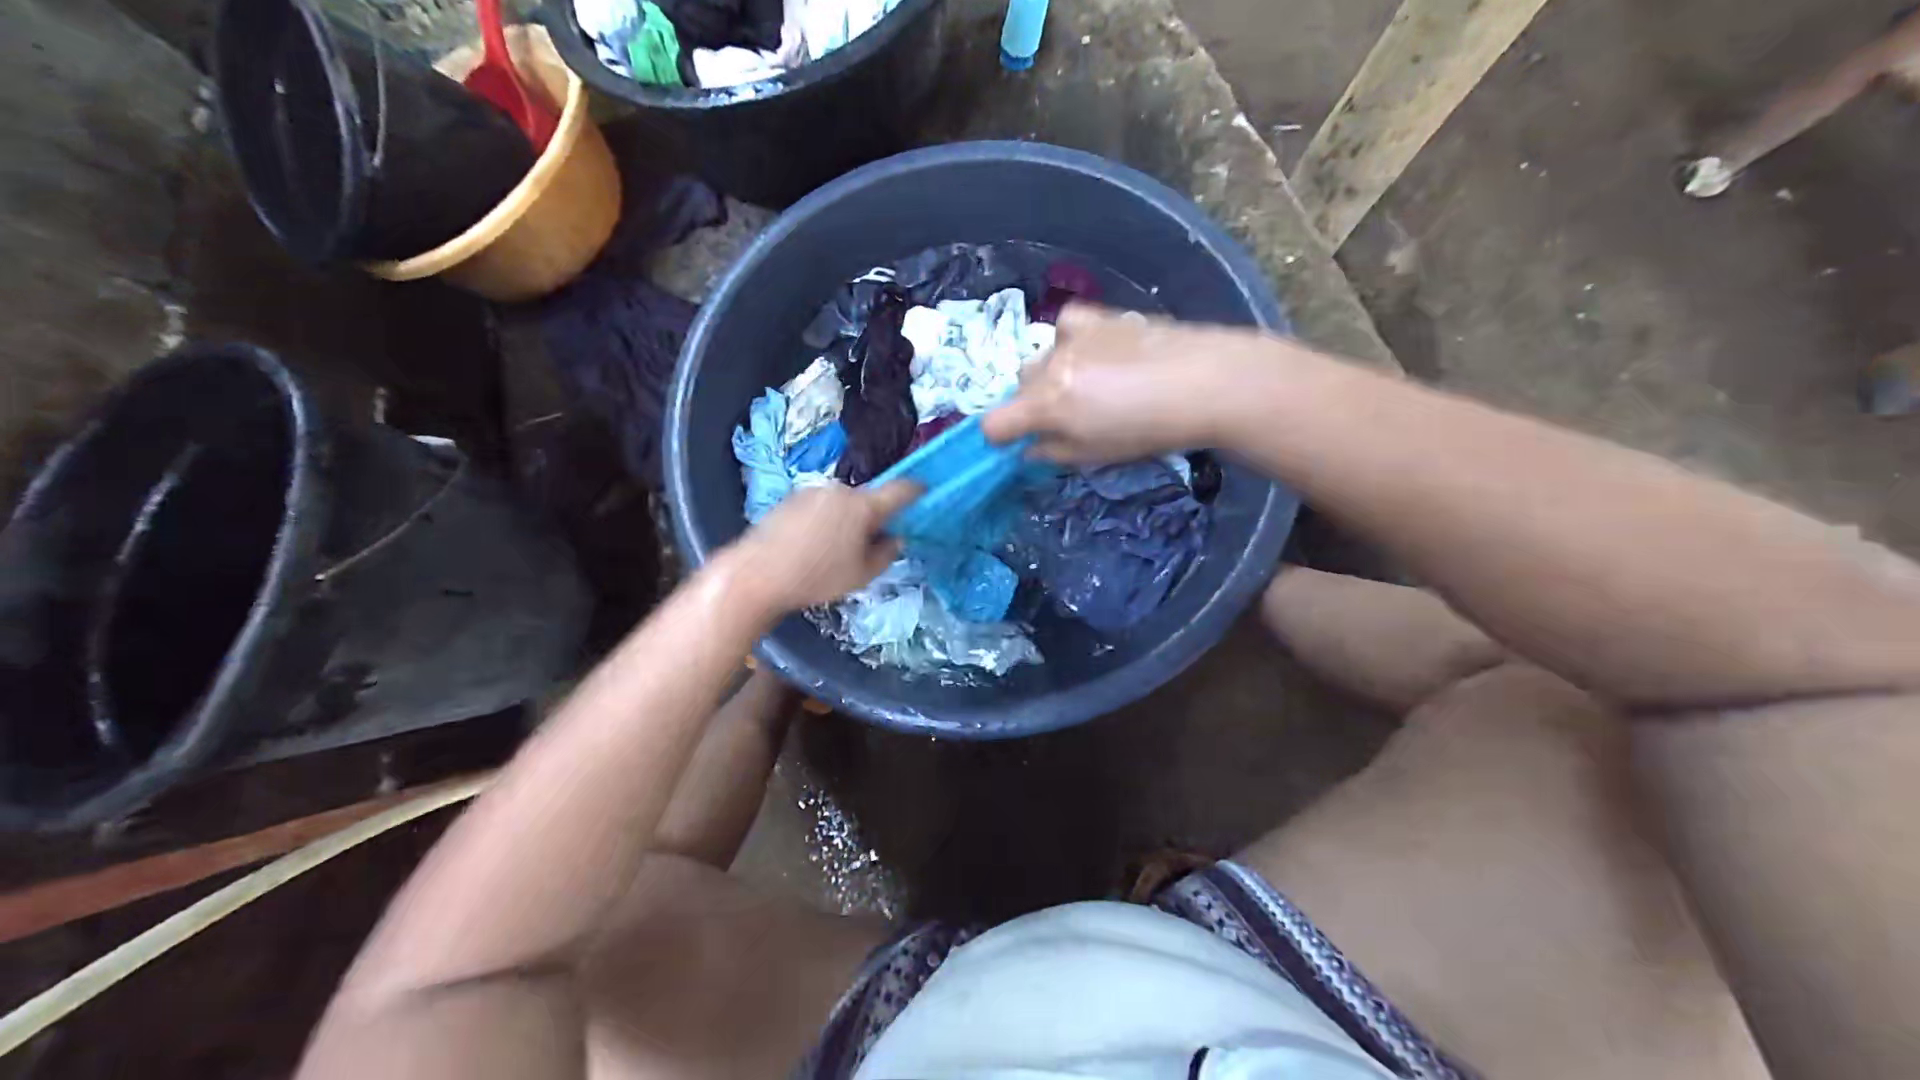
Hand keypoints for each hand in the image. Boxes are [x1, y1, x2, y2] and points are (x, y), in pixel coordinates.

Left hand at [719, 480, 920, 616]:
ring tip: (836, 551)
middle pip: (867, 499)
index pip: (900, 490)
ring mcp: (812, 492)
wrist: (756, 574)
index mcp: (862, 505)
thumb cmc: (816, 577)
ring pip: (842, 504)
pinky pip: (820, 507)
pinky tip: (813, 547)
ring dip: (848, 520)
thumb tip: (894, 539)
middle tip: (871, 544)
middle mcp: (839, 490)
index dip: (917, 491)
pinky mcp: (790, 500)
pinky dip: (825, 521)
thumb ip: (887, 553)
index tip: (925, 494)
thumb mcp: (862, 575)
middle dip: (874, 517)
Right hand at [981, 305, 1270, 462]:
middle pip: (1018, 387)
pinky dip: (1069, 341)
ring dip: (1051, 375)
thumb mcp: (1097, 455)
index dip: (998, 437)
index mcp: (1047, 405)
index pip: (994, 422)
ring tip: (1089, 385)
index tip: (1015, 443)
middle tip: (1065, 419)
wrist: (1206, 382)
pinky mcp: (1097, 316)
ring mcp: (1072, 336)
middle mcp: (1050, 366)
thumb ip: (1053, 452)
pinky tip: (1093, 352)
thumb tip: (1028, 448)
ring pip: (1041, 358)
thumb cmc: (1151, 430)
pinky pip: (1065, 327)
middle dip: (1031, 404)